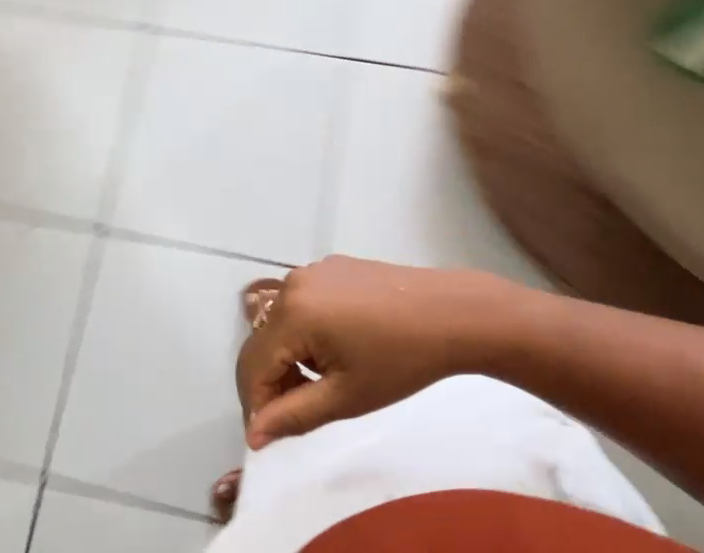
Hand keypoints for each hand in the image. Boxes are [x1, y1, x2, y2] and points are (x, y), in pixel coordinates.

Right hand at [240, 257, 521, 448]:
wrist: (452, 314)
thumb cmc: (401, 360)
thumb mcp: (345, 398)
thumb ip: (292, 416)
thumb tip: (253, 434)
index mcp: (292, 315)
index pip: (252, 367)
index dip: (256, 406)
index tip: (271, 436)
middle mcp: (293, 284)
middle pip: (263, 342)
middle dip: (271, 382)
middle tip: (298, 414)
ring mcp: (312, 271)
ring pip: (281, 324)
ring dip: (288, 358)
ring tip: (322, 384)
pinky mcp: (331, 267)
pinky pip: (302, 304)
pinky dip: (305, 332)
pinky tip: (339, 350)